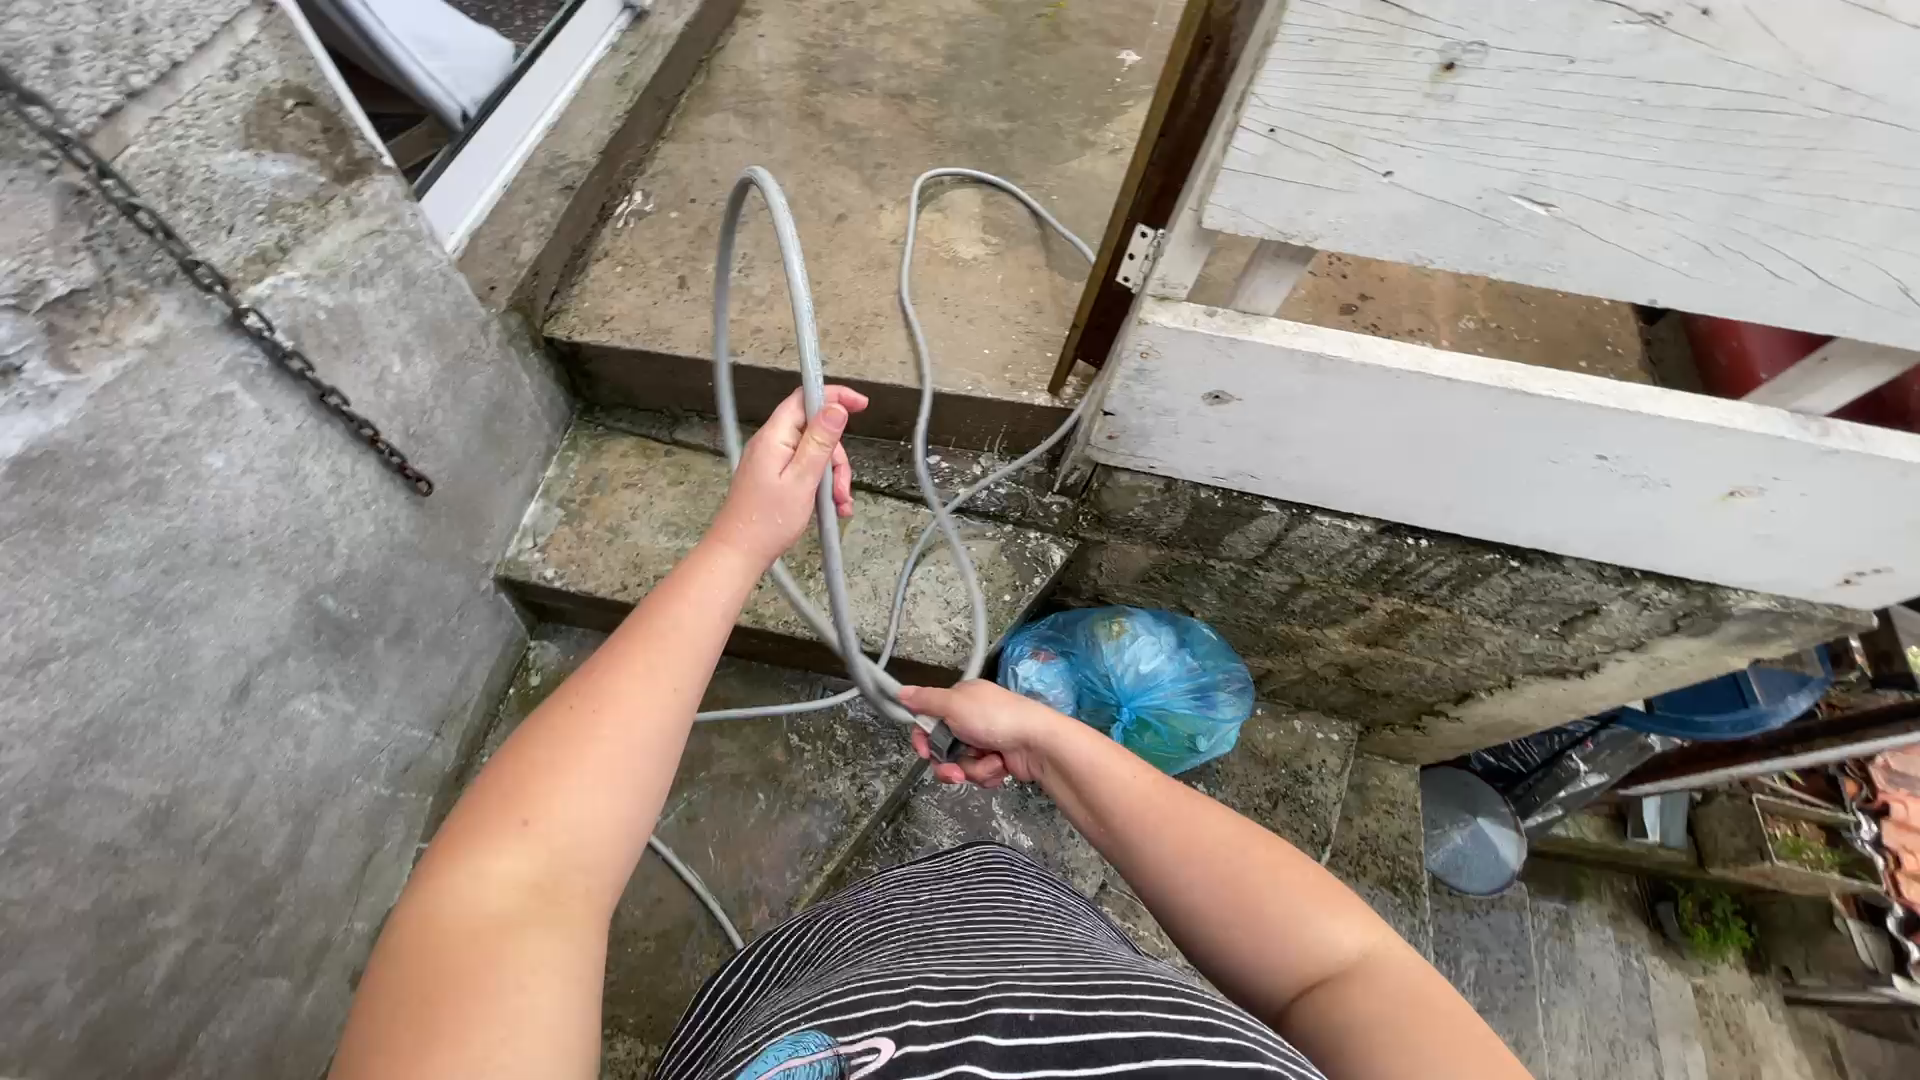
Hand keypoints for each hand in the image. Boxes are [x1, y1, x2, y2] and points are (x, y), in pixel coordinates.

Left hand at [707, 385, 868, 565]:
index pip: (806, 398)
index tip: (860, 404)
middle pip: (817, 430)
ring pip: (816, 453)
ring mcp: (773, 459)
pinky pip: (806, 469)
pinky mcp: (776, 475)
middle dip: (836, 456)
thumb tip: (835, 408)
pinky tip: (831, 506)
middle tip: (841, 486)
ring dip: (833, 477)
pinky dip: (822, 485)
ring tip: (837, 503)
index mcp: (775, 437)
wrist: (740, 552)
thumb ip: (820, 442)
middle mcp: (772, 443)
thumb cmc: (765, 523)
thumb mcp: (802, 480)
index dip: (834, 397)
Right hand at [899, 681, 1074, 787]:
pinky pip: (980, 774)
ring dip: (973, 769)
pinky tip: (1001, 767)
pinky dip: (988, 774)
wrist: (1038, 743)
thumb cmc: (996, 718)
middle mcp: (972, 718)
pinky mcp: (999, 760)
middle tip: (958, 770)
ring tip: (991, 763)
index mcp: (962, 699)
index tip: (926, 753)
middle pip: (944, 748)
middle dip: (950, 763)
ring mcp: (986, 740)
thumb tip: (901, 691)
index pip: (930, 720)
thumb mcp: (954, 704)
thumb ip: (926, 700)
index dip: (925, 740)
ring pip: (962, 764)